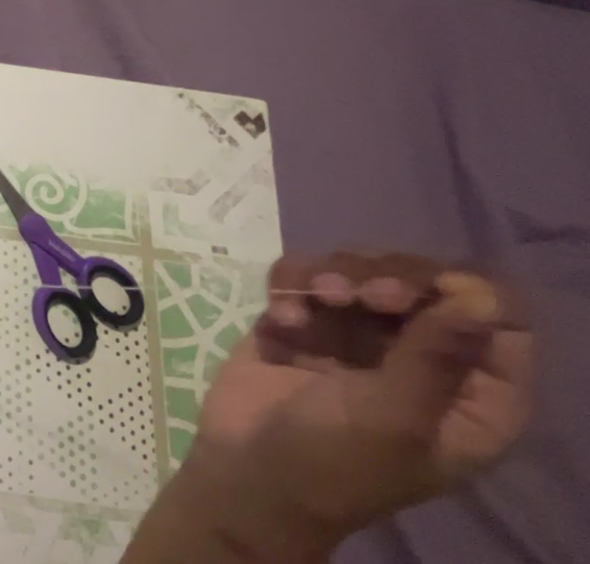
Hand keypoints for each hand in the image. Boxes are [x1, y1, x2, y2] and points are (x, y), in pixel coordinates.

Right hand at [190, 252, 533, 548]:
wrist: (246, 473)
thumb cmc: (335, 462)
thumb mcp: (393, 417)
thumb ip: (434, 357)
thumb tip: (478, 295)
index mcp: (470, 392)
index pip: (498, 321)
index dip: (464, 295)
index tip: (416, 294)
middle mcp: (419, 357)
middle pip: (422, 282)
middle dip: (385, 277)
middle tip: (355, 295)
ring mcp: (353, 338)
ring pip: (357, 271)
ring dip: (334, 274)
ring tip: (314, 299)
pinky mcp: (298, 325)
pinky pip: (301, 281)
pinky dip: (290, 287)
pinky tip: (280, 317)